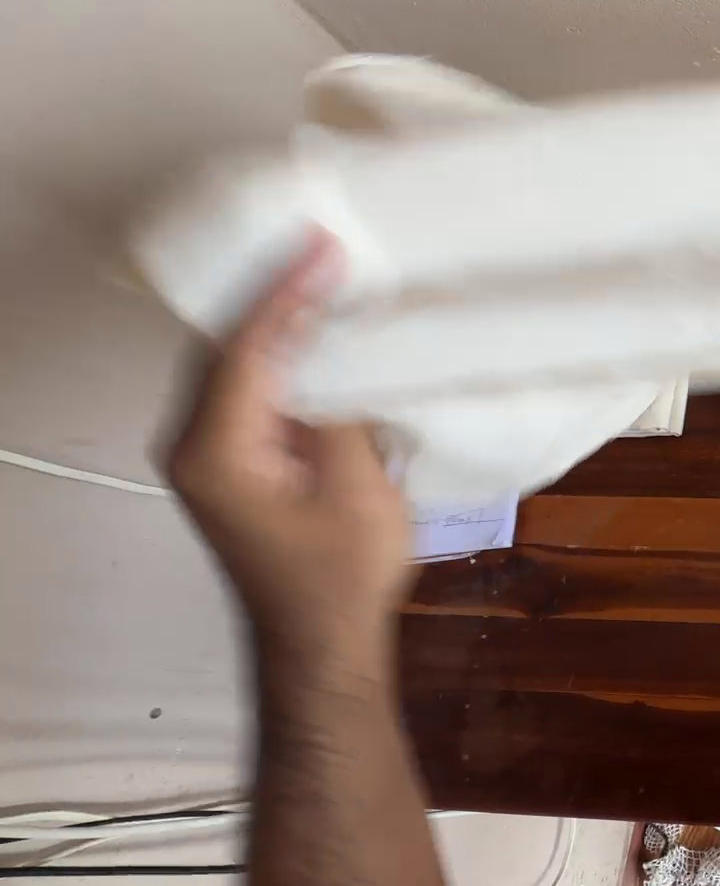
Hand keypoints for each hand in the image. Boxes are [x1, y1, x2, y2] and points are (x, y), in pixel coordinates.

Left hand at [166, 232, 413, 682]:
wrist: (320, 636)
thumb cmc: (343, 572)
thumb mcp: (357, 492)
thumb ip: (340, 419)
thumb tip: (340, 364)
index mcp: (218, 449)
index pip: (249, 349)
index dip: (286, 294)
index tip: (324, 249)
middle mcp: (197, 442)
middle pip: (228, 348)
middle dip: (272, 295)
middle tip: (323, 252)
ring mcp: (216, 454)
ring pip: (240, 367)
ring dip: (281, 324)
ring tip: (325, 283)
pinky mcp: (242, 463)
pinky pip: (258, 392)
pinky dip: (289, 359)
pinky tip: (324, 343)